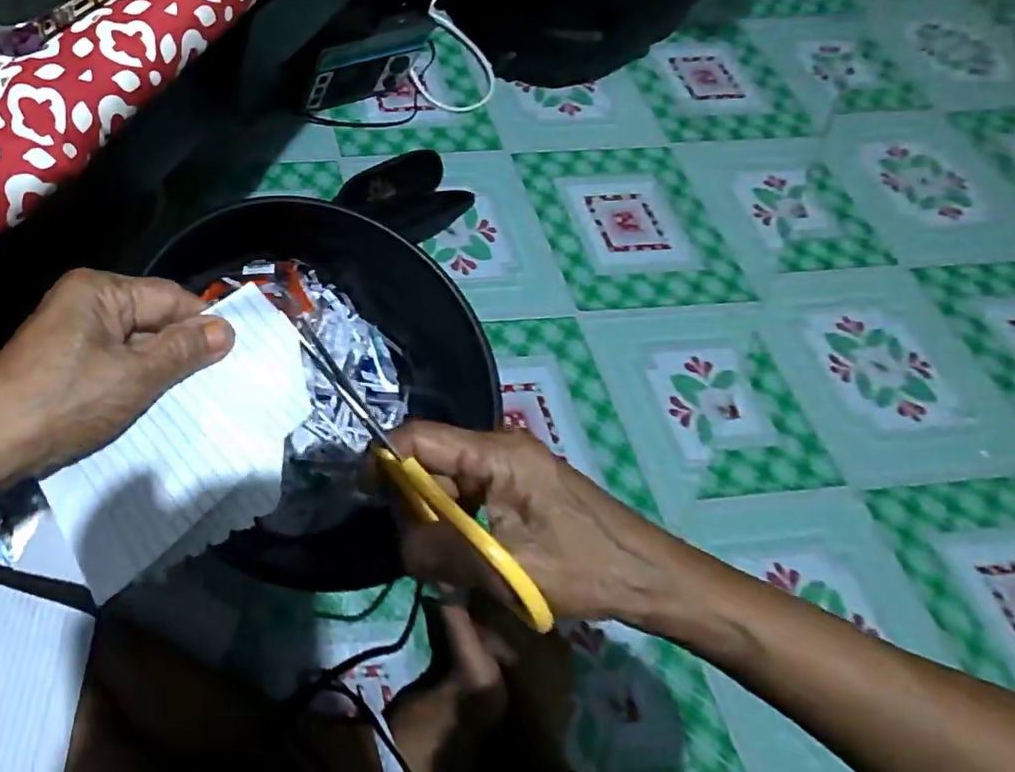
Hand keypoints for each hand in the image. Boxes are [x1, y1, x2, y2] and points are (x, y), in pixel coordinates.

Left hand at [0, 269, 233, 480]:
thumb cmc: (66, 401)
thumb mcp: (134, 377)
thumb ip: (182, 351)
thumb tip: (226, 331)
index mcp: (100, 290)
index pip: (168, 297)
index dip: (202, 321)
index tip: (234, 349)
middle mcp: (86, 300)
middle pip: (151, 316)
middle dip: (182, 346)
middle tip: (219, 374)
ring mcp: (73, 330)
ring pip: (135, 341)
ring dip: (161, 364)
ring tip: (196, 388)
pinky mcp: (66, 358)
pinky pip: (115, 358)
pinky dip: (136, 376)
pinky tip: (157, 396)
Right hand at [386, 421, 689, 624]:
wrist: (651, 578)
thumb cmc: (586, 568)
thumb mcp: (509, 568)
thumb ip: (444, 552)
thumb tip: (399, 546)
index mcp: (495, 452)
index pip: (419, 437)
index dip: (384, 459)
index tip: (364, 493)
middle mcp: (496, 447)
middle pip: (429, 459)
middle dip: (413, 501)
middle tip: (416, 549)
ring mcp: (506, 465)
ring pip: (446, 480)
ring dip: (436, 518)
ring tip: (446, 562)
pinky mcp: (514, 485)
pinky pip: (467, 494)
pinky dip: (456, 523)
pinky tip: (466, 557)